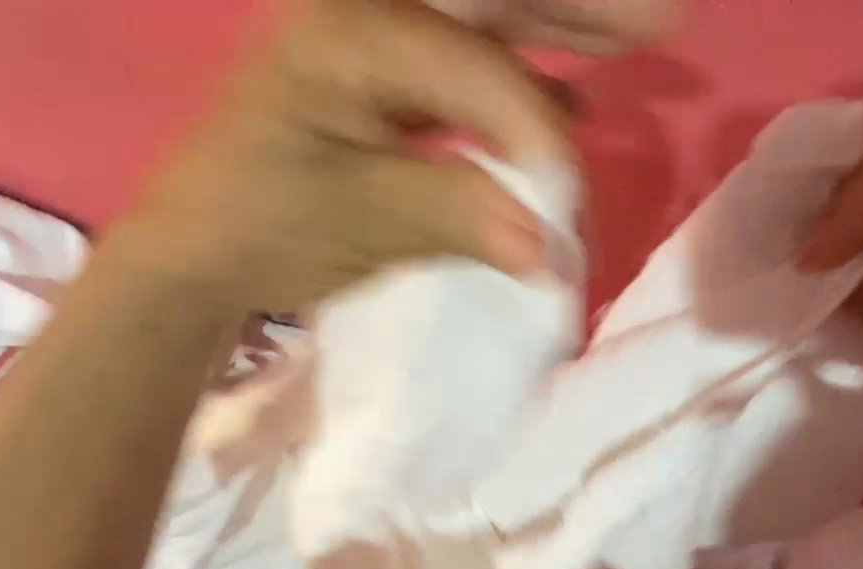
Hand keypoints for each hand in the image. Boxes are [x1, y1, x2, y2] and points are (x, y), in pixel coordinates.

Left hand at [121, 0, 628, 314]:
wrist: (198, 250)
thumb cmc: (262, 228)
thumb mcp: (357, 220)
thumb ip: (456, 215)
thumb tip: (548, 249)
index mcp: (351, 30)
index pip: (471, 64)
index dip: (531, 125)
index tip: (566, 198)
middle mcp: (366, 14)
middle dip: (575, 7)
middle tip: (664, 18)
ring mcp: (373, 42)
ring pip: (483, 19)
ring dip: (559, 27)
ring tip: (641, 32)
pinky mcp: (380, 81)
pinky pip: (464, 64)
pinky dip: (517, 82)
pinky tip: (568, 100)